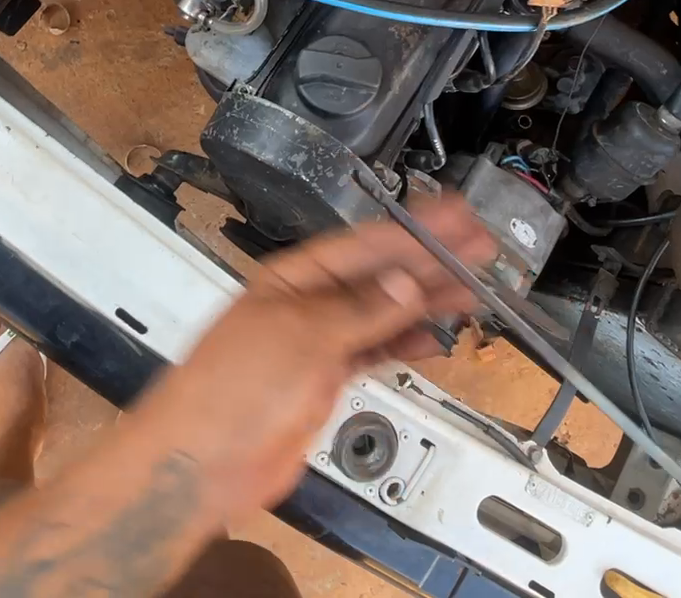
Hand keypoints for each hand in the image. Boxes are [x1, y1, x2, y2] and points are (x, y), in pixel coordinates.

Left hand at [125, 195, 495, 523]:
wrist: (202, 462)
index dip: (415, 230)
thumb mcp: (302, 337)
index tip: (456, 217)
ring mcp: (320, 340)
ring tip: (470, 290)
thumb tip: (405, 281)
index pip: (366, 244)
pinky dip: (404, 344)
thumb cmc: (230, 387)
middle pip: (381, 274)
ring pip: (384, 312)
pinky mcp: (326, 378)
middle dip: (430, 260)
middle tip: (478, 248)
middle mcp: (310, 302)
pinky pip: (376, 351)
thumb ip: (359, 310)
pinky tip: (433, 337)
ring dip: (425, 301)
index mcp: (296, 276)